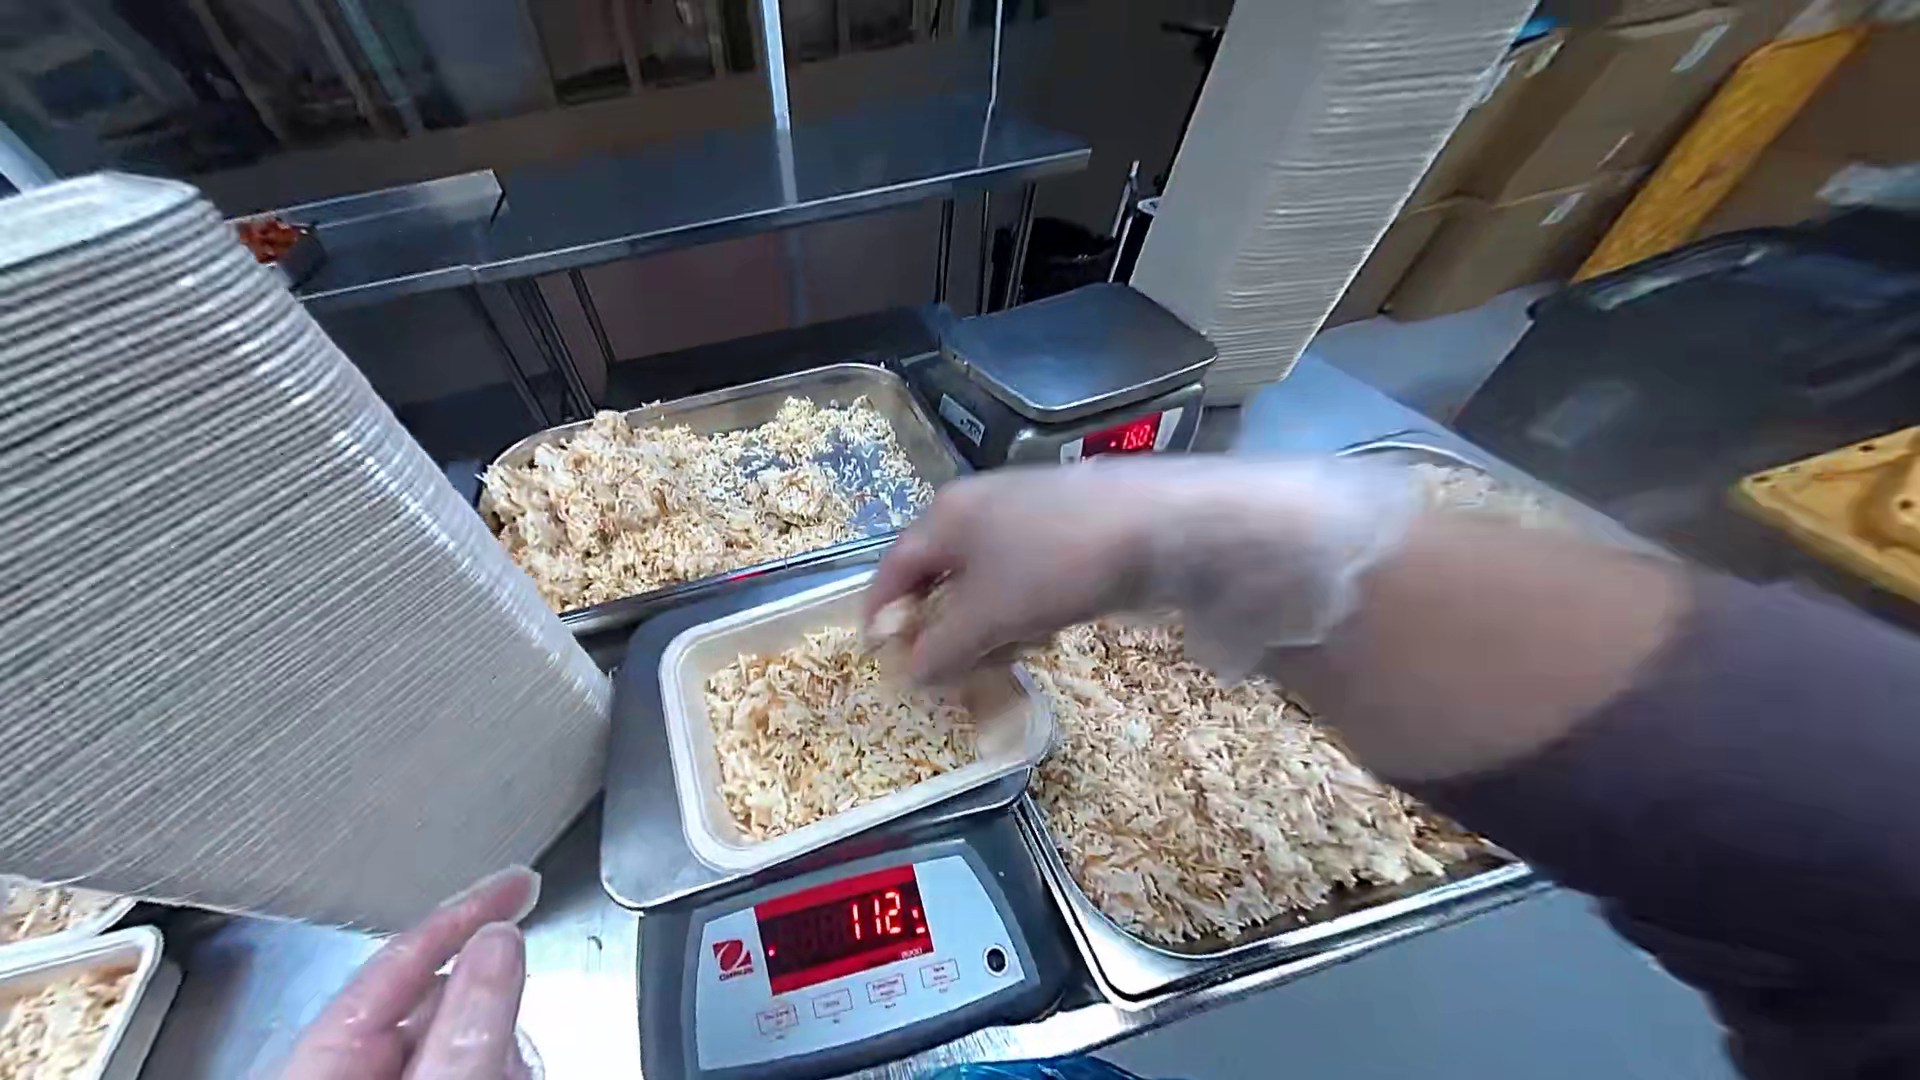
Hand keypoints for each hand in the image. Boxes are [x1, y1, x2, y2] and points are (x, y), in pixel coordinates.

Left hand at [280, 867, 540, 1079]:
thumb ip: (465, 1021)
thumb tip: (500, 933)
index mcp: (319, 1061)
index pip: (401, 955)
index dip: (466, 908)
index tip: (519, 880)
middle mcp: (343, 1067)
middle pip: (438, 993)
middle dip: (494, 995)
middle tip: (522, 1015)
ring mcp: (378, 1078)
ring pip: (459, 1025)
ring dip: (501, 1036)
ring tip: (512, 1068)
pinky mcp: (415, 1079)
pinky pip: (466, 1052)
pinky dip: (497, 1056)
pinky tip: (508, 1072)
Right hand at [867, 458, 1418, 682]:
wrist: (1164, 525)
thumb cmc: (1058, 563)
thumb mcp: (990, 612)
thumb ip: (943, 646)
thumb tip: (909, 673)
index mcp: (949, 515)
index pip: (895, 566)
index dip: (880, 611)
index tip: (879, 655)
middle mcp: (982, 506)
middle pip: (942, 575)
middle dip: (946, 626)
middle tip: (959, 667)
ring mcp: (1029, 513)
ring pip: (988, 580)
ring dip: (990, 623)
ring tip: (1015, 648)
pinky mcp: (1069, 528)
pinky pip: (1027, 576)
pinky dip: (1026, 608)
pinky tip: (1051, 625)